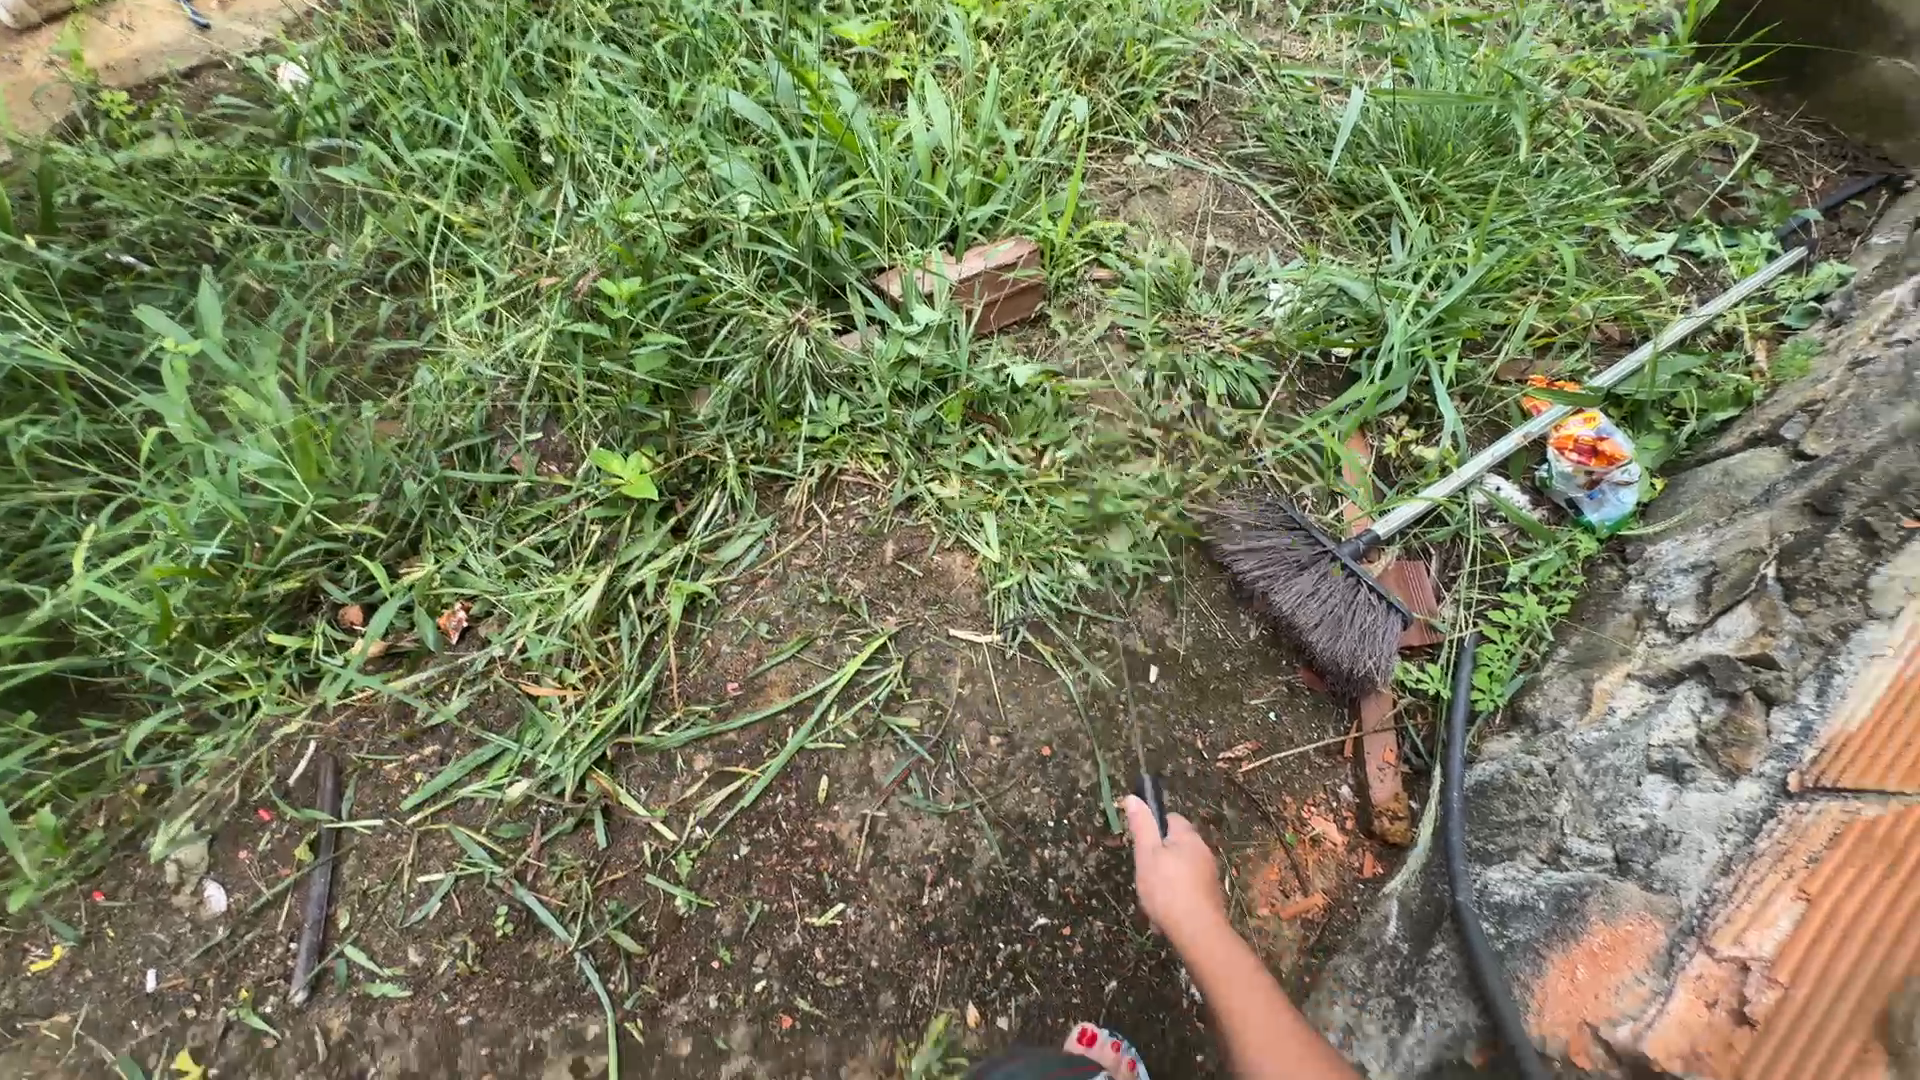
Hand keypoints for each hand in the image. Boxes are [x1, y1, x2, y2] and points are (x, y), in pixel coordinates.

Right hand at [1124, 794, 1226, 946]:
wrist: (1198, 934)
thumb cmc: (1167, 889)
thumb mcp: (1146, 854)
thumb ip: (1141, 825)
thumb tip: (1133, 798)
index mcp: (1188, 837)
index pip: (1170, 818)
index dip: (1152, 829)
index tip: (1142, 847)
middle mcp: (1203, 852)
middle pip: (1173, 846)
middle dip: (1157, 860)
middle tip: (1145, 877)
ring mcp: (1209, 876)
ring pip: (1178, 871)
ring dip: (1164, 882)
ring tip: (1152, 902)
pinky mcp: (1211, 897)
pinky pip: (1187, 890)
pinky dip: (1175, 898)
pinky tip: (1164, 917)